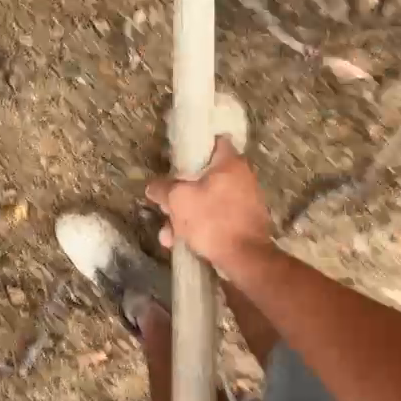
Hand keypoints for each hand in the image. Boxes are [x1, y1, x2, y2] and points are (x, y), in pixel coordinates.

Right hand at [145, 136, 273, 265]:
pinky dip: (200, 227)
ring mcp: (246, 202)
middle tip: (165, 205)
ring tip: (168, 236)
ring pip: (207, 202)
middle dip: (181, 193)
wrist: (245, 258)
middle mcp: (242, 179)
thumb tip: (153, 186)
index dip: (197, 146)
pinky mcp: (245, 224)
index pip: (216, 141)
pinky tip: (182, 244)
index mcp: (230, 164)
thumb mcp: (177, 200)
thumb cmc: (212, 219)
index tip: (180, 157)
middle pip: (205, 178)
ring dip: (185, 216)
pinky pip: (217, 219)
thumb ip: (163, 188)